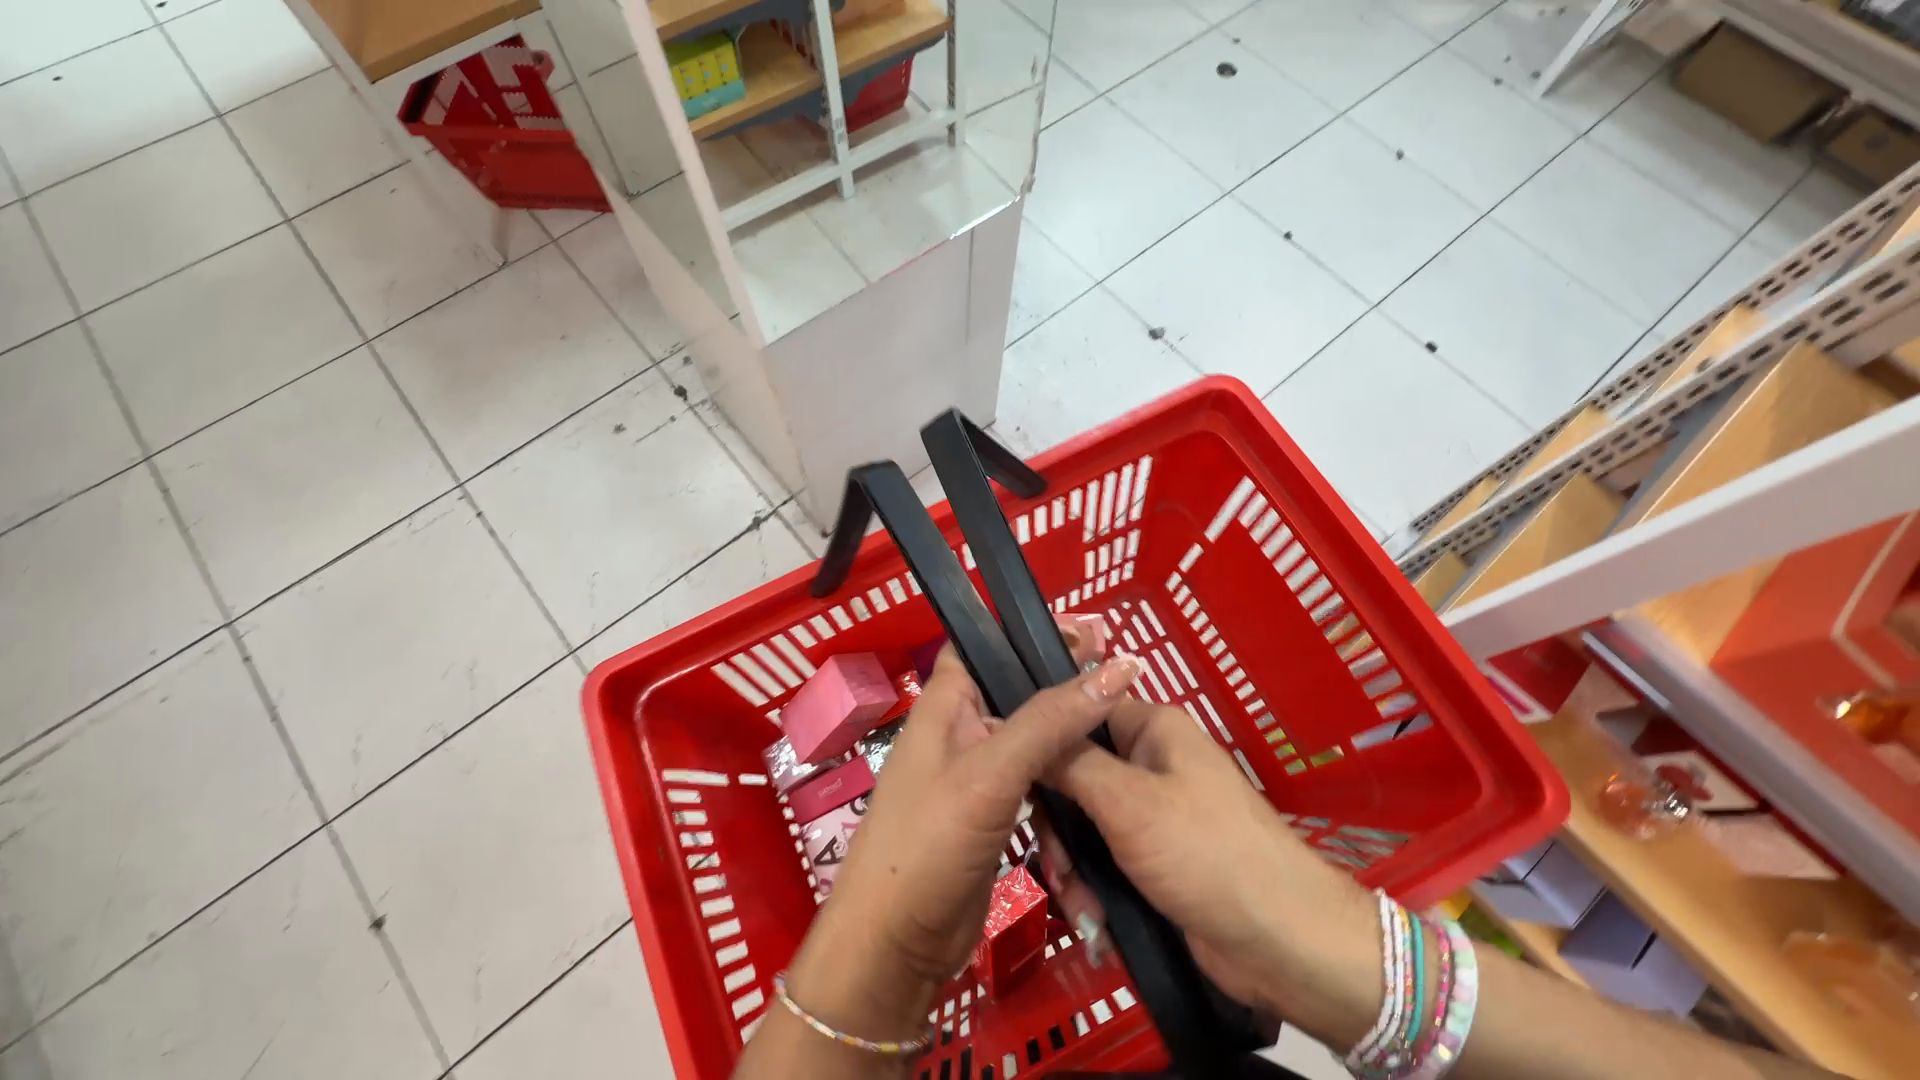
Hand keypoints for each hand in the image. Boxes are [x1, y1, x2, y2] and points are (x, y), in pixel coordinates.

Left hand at [780, 619, 1138, 1035]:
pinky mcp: (994, 819)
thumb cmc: (929, 844)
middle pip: (1019, 693)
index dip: (1029, 633)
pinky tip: (1101, 796)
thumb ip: (1052, 720)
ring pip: (1036, 745)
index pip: (984, 645)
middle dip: (1067, 688)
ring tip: (1126, 733)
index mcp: (945, 705)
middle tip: (1127, 679)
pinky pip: (1039, 792)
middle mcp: (961, 732)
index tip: (1090, 631)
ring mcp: (978, 778)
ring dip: (1073, 747)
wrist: (896, 946)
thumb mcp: (991, 773)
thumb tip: (1119, 666)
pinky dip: (1065, 799)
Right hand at [1046, 697, 1382, 1044]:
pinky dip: (1092, 886)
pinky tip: (1094, 919)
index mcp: (1151, 728)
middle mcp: (1148, 763)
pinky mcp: (1151, 859)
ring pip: (1081, 823)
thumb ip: (1069, 761)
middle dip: (1056, 824)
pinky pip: (1101, 859)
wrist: (1280, 944)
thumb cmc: (1206, 854)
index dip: (1040, 738)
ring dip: (1072, 865)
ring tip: (1079, 903)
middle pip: (1071, 774)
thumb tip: (1021, 719)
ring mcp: (1149, 813)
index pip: (1077, 710)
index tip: (1007, 773)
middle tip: (1054, 862)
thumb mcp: (1128, 801)